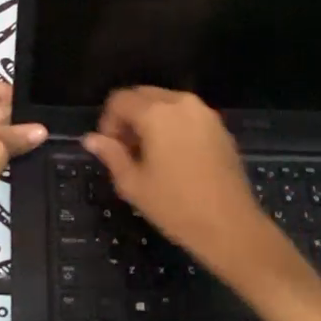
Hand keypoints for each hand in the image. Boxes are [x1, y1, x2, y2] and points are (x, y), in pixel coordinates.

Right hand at [81, 87, 272, 272]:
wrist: (230, 225)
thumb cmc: (175, 207)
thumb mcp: (133, 184)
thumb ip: (111, 154)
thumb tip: (91, 139)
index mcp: (157, 113)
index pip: (120, 100)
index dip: (108, 121)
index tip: (109, 148)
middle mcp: (182, 103)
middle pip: (144, 95)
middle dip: (129, 117)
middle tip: (125, 150)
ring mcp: (205, 113)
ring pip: (167, 103)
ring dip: (151, 120)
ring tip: (149, 154)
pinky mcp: (220, 127)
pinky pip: (187, 115)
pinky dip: (173, 125)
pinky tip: (173, 157)